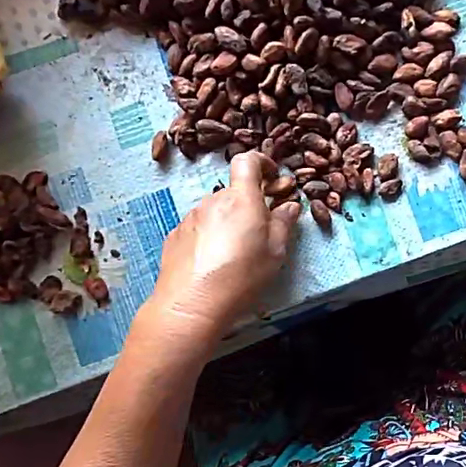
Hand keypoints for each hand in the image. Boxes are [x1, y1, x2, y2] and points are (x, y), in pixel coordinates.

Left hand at [149, 152, 299, 333]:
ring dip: (227, 223)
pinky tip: (213, 263)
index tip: (272, 178)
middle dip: (247, 205)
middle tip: (259, 232)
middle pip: (233, 192)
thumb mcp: (275, 252)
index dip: (262, 163)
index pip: (248, 161)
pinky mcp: (175, 235)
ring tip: (235, 255)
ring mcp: (191, 217)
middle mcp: (214, 201)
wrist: (191, 305)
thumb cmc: (239, 277)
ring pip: (215, 211)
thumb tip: (290, 206)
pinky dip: (208, 237)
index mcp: (242, 198)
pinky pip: (198, 228)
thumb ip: (284, 224)